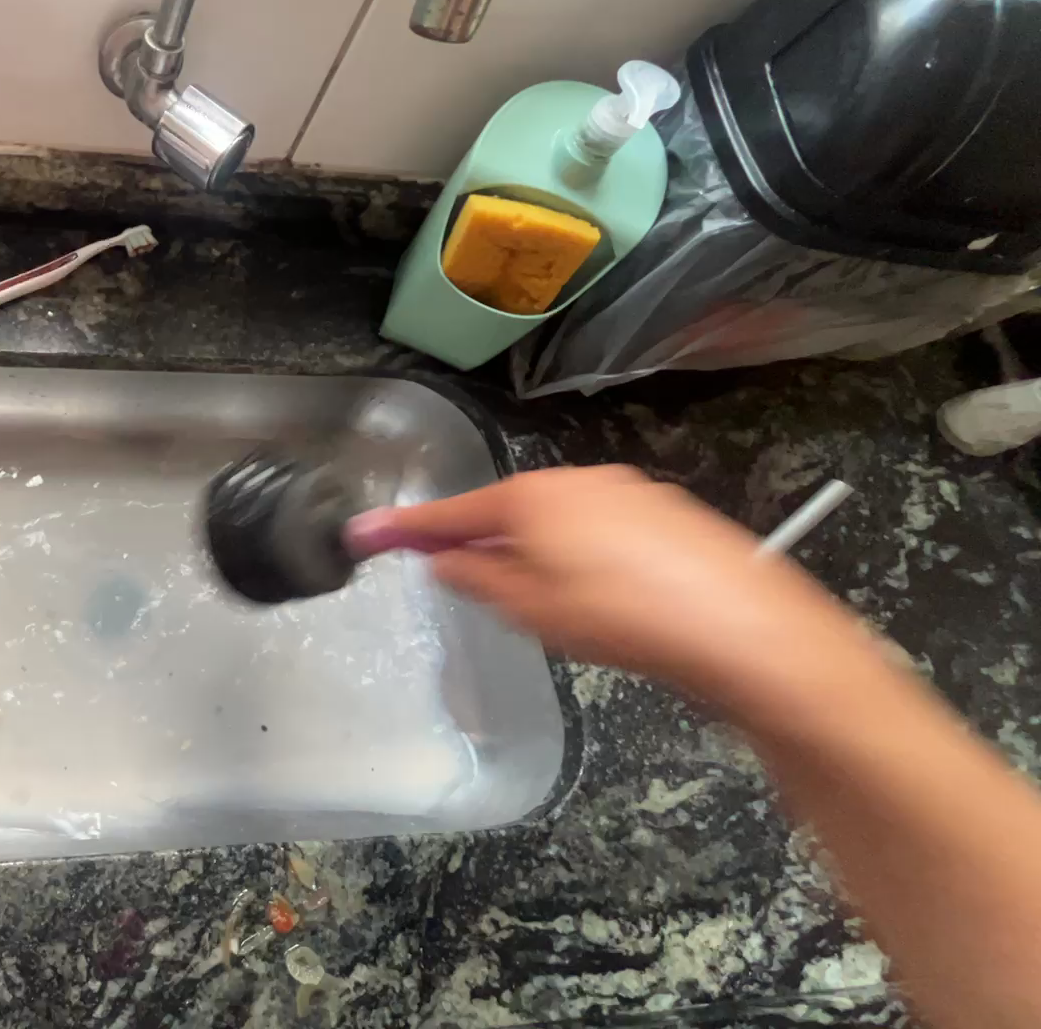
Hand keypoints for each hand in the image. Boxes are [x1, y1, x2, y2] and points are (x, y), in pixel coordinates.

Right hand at [343, 465, 882, 724]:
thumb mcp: (525, 608)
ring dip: (527, 549)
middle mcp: (573, 482)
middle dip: (476, 541)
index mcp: (529, 498)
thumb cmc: (621, 620)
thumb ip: (471, 576)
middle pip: (500, 511)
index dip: (402, 527)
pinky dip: (574, 551)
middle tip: (462, 580)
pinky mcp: (665, 513)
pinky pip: (594, 527)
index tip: (364, 532)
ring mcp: (624, 492)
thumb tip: (445, 560)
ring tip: (544, 600)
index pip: (447, 513)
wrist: (753, 636)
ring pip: (549, 520)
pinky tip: (596, 593)